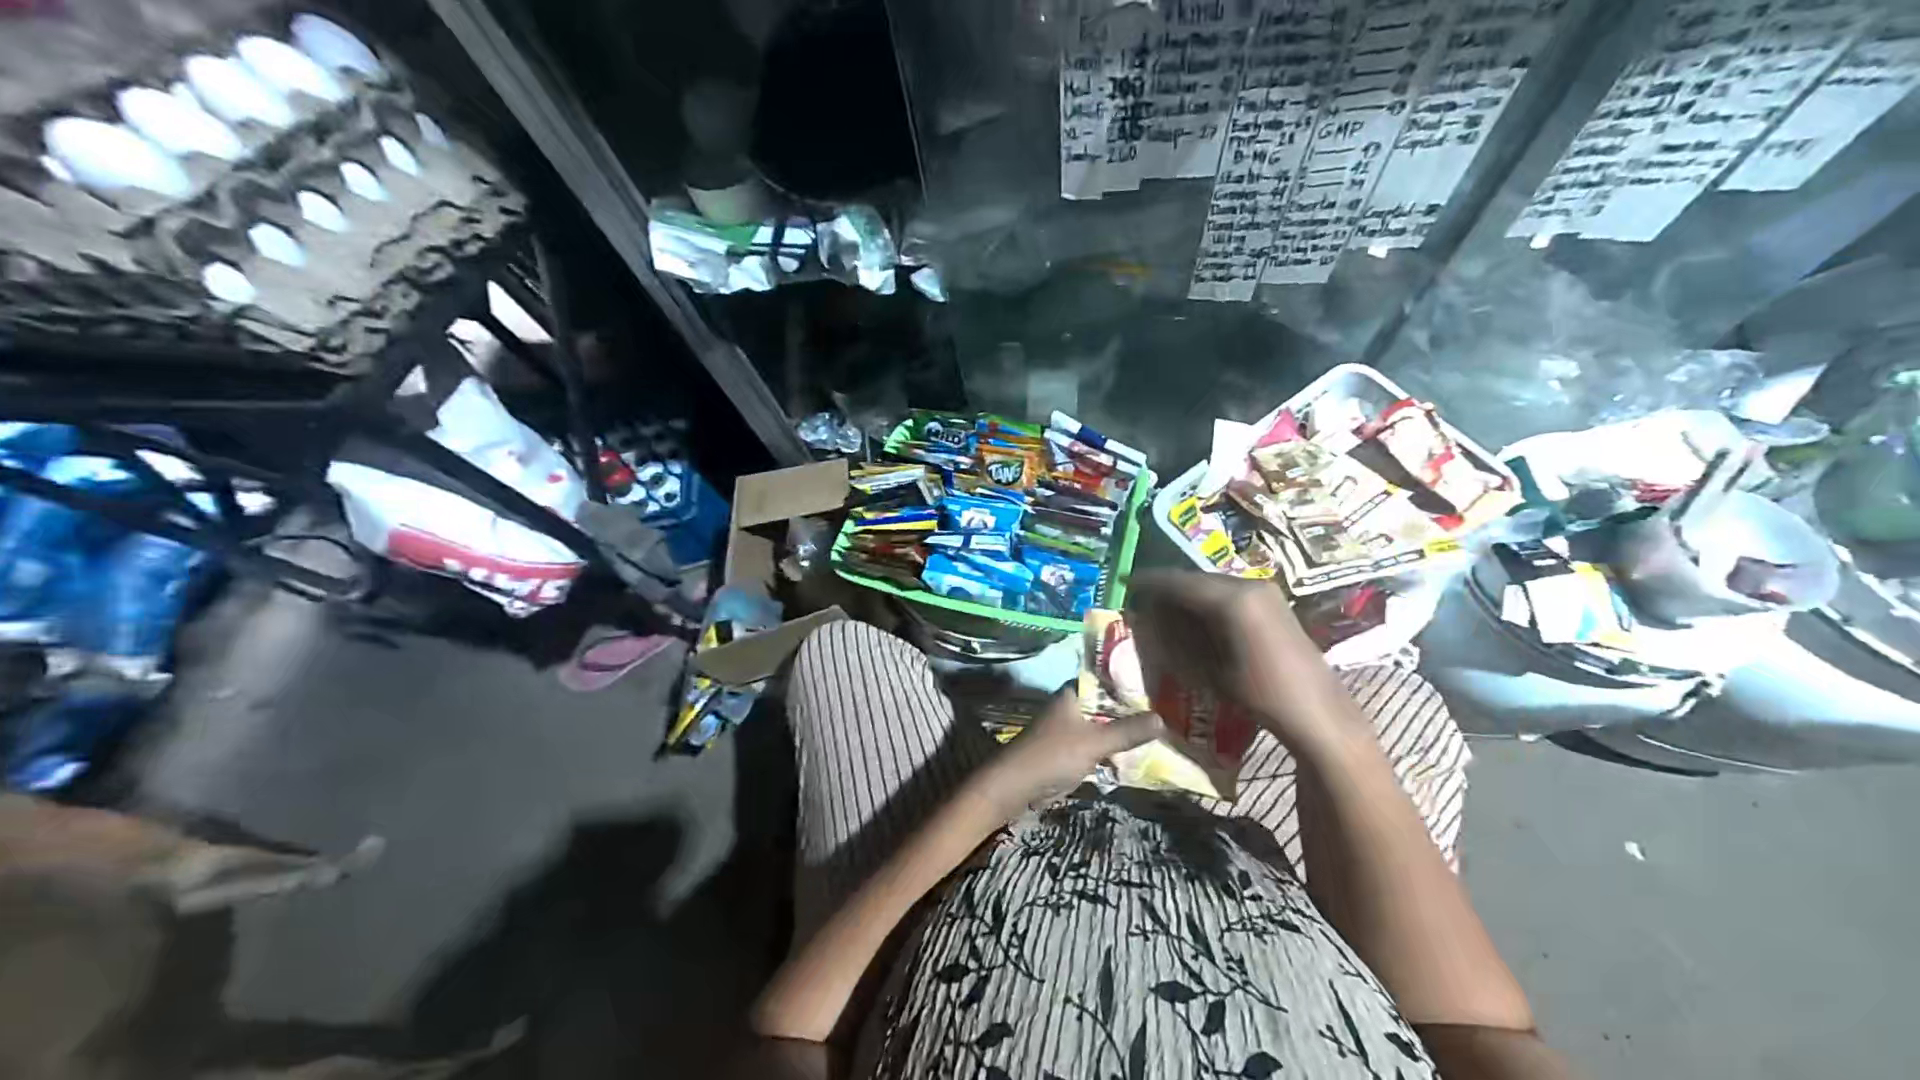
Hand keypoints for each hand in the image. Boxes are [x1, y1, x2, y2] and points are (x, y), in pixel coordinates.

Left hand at [972, 690, 1161, 815]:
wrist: (1015, 786)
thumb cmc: (1052, 755)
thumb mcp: (1094, 742)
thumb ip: (1127, 731)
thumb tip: (1162, 718)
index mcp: (1072, 694)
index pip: (1105, 679)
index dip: (1129, 680)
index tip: (1159, 683)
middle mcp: (1071, 707)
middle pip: (1107, 704)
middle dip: (1132, 710)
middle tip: (1169, 710)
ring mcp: (1070, 730)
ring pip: (1104, 726)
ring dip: (1124, 731)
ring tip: (1161, 731)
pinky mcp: (1070, 752)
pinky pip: (1098, 746)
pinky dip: (1114, 749)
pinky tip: (1138, 753)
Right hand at [1126, 570, 1361, 756]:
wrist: (1317, 713)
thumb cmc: (1260, 695)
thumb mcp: (1210, 670)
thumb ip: (1178, 640)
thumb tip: (1150, 620)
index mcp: (1233, 599)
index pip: (1180, 582)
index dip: (1150, 582)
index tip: (1126, 583)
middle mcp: (1249, 585)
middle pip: (1197, 579)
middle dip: (1168, 587)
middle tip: (1142, 597)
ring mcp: (1265, 592)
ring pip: (1213, 584)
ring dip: (1188, 593)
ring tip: (1163, 606)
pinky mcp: (1273, 602)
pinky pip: (1230, 592)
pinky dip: (1207, 600)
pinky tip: (1195, 615)